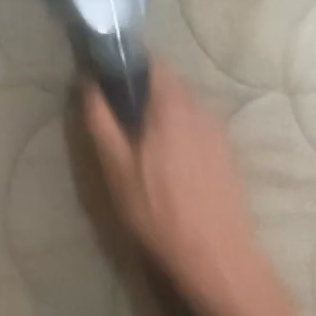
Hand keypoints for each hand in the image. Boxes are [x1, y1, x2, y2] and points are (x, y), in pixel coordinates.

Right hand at [82, 61, 264, 309]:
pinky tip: (170, 163)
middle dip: (142, 89)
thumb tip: (88, 82)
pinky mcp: (227, 150)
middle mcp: (199, 105)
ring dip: (162, 110)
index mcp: (171, 102)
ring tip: (143, 143)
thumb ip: (100, 119)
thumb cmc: (158, 210)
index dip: (127, 62)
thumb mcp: (116, 167)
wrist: (216, 256)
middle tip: (120, 118)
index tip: (108, 79)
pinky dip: (180, 129)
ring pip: (184, 102)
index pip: (151, 59)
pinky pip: (198, 123)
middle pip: (168, 80)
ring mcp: (217, 128)